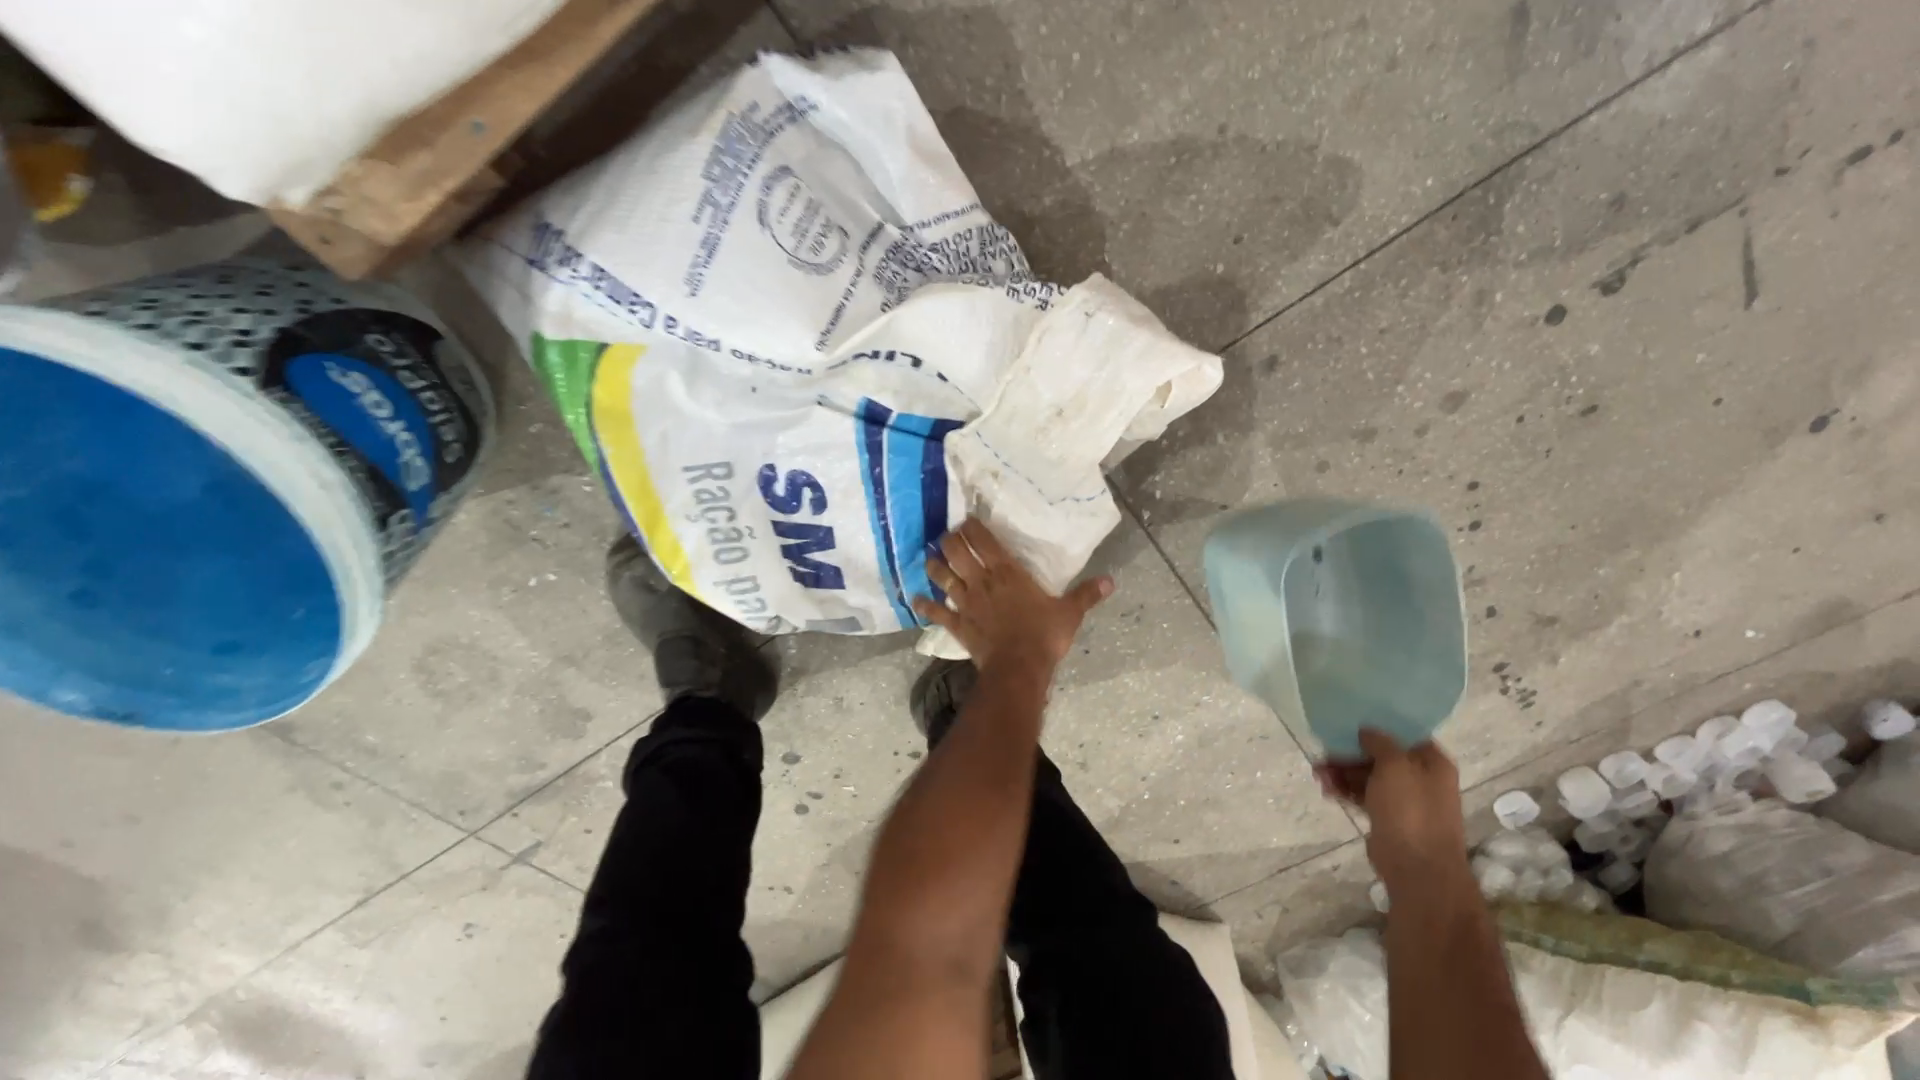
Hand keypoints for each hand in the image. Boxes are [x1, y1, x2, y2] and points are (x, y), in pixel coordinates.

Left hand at [913, 518, 1112, 673]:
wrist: (1018, 667)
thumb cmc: (1044, 636)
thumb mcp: (1069, 613)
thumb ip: (1086, 594)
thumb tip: (1110, 581)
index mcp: (1008, 572)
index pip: (984, 541)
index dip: (972, 528)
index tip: (966, 520)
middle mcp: (982, 581)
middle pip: (956, 552)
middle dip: (949, 541)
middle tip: (947, 536)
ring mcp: (966, 603)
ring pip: (942, 576)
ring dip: (934, 566)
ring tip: (929, 558)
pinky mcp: (957, 624)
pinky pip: (936, 612)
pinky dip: (924, 605)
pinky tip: (914, 599)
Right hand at [1318, 729, 1469, 893]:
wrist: (1417, 867)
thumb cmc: (1410, 810)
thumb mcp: (1394, 766)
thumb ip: (1379, 742)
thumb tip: (1366, 731)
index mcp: (1432, 762)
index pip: (1403, 734)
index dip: (1376, 727)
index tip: (1349, 721)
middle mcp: (1421, 778)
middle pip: (1380, 756)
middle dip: (1351, 753)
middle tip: (1324, 752)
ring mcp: (1404, 800)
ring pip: (1368, 776)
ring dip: (1343, 772)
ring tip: (1318, 773)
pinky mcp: (1387, 818)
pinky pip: (1363, 796)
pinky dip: (1346, 790)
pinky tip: (1326, 789)